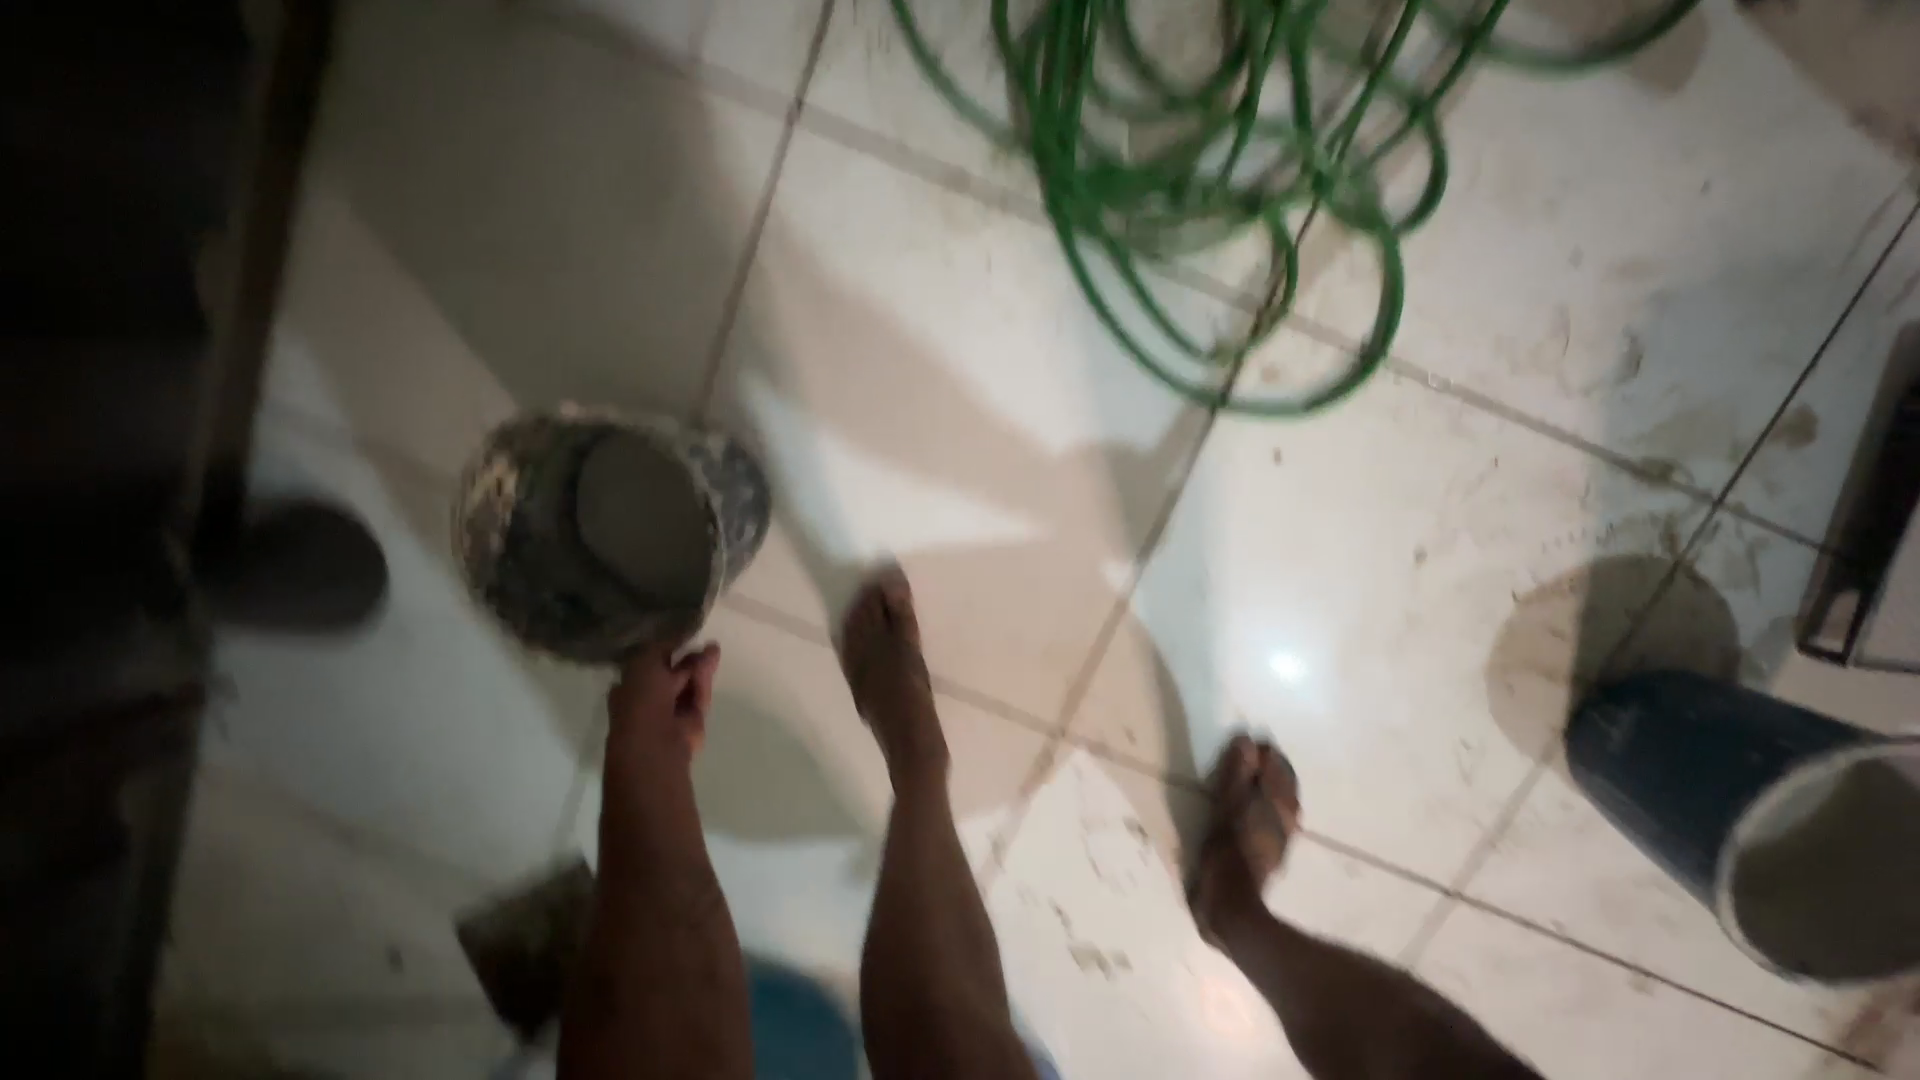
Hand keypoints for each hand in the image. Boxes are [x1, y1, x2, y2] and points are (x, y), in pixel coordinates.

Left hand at [607, 642, 720, 757]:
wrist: (657, 743)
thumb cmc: (641, 700)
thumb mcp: (646, 662)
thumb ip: (665, 644)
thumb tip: (682, 631)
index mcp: (629, 684)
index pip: (647, 662)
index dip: (663, 648)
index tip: (680, 635)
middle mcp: (649, 696)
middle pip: (671, 670)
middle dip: (687, 656)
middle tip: (703, 641)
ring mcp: (671, 708)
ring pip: (687, 681)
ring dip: (699, 664)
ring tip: (713, 648)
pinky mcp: (691, 717)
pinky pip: (697, 694)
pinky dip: (704, 679)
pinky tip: (712, 661)